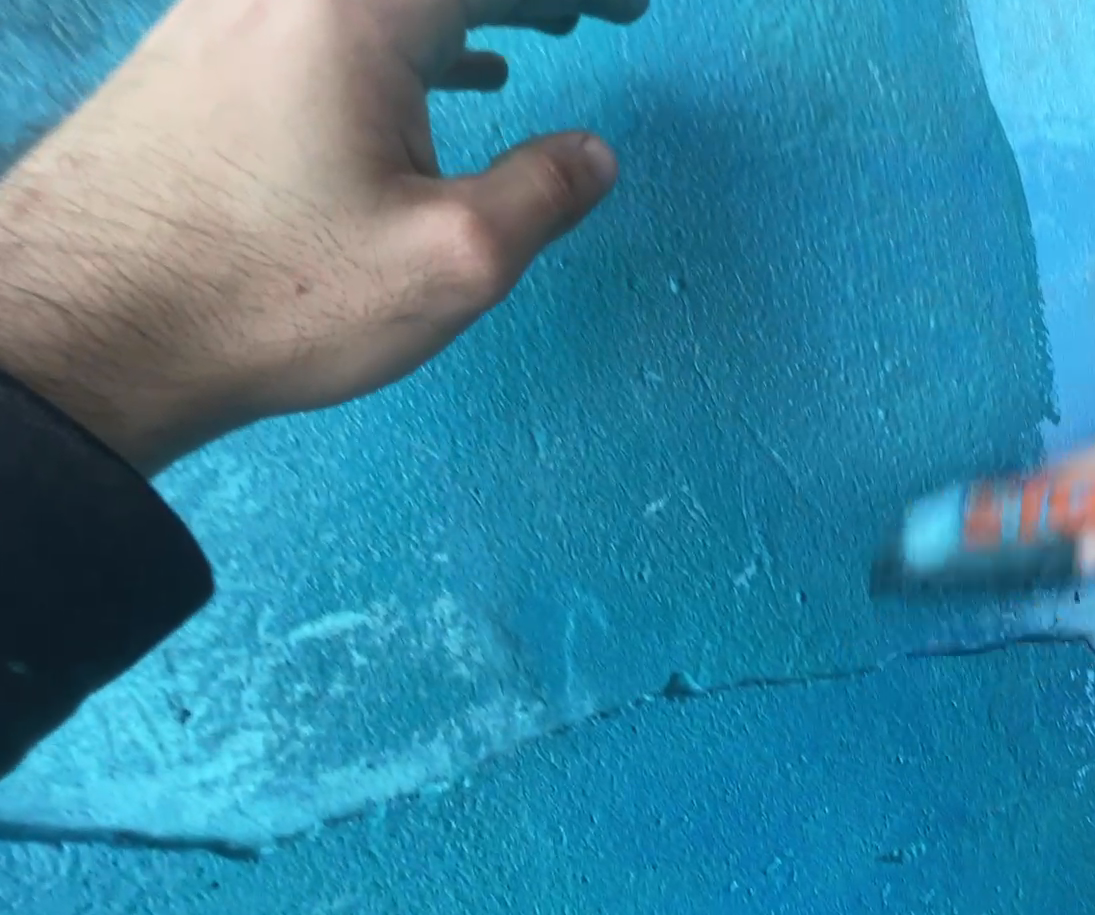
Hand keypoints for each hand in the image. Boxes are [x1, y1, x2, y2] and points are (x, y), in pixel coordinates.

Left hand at [0, 0, 647, 473]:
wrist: (90, 328)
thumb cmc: (288, 295)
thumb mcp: (457, 257)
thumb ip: (543, 193)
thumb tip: (596, 153)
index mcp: (347, 17)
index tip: (630, 14)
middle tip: (595, 18)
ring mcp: (236, 20)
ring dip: (474, 7)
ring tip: (544, 34)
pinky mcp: (219, 64)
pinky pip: (344, 20)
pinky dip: (422, 35)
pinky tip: (464, 70)